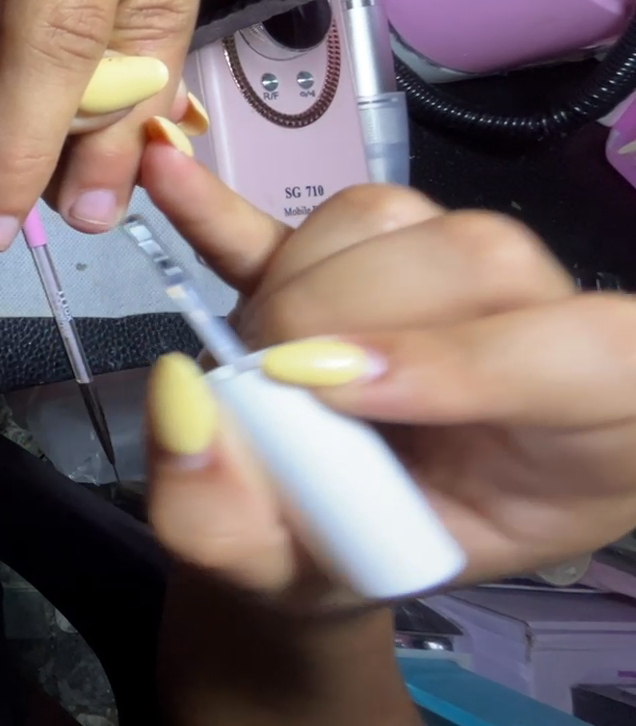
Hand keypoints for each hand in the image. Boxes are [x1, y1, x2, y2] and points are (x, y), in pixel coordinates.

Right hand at [138, 139, 635, 606]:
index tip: (322, 385)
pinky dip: (216, 202)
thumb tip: (181, 395)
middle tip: (265, 372)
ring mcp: (430, 285)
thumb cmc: (321, 557)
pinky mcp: (335, 261)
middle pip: (472, 254)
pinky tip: (164, 174)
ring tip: (251, 340)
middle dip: (339, 308)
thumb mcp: (275, 580)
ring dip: (294, 272)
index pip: (588, 357)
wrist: (305, 523)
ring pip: (386, 215)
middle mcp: (530, 336)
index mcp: (585, 443)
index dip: (460, 359)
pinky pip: (281, 215)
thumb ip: (219, 519)